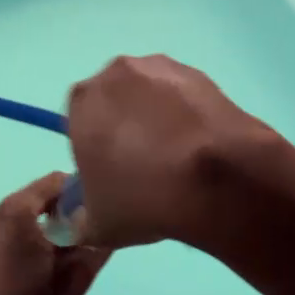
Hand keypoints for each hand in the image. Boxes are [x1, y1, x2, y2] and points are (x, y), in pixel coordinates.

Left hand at [0, 173, 109, 294]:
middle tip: (86, 234)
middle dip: (64, 208)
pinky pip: (11, 228)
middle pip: (40, 194)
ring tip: (66, 251)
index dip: (81, 192)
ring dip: (48, 222)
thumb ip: (98, 243)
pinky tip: (42, 264)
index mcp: (17, 210)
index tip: (98, 213)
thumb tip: (113, 224)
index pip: (57, 181)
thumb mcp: (77, 275)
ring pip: (26, 212)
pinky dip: (30, 234)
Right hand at [66, 54, 282, 248]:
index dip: (93, 147)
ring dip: (157, 115)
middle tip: (144, 166)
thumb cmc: (143, 196)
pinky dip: (186, 113)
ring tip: (177, 157)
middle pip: (115, 99)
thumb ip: (80, 219)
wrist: (216, 176)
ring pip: (150, 93)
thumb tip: (79, 220)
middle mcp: (116, 73)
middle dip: (124, 125)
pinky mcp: (197, 73)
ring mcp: (160, 68)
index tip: (111, 173)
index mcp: (83, 101)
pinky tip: (198, 145)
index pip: (79, 120)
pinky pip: (182, 94)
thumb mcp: (98, 226)